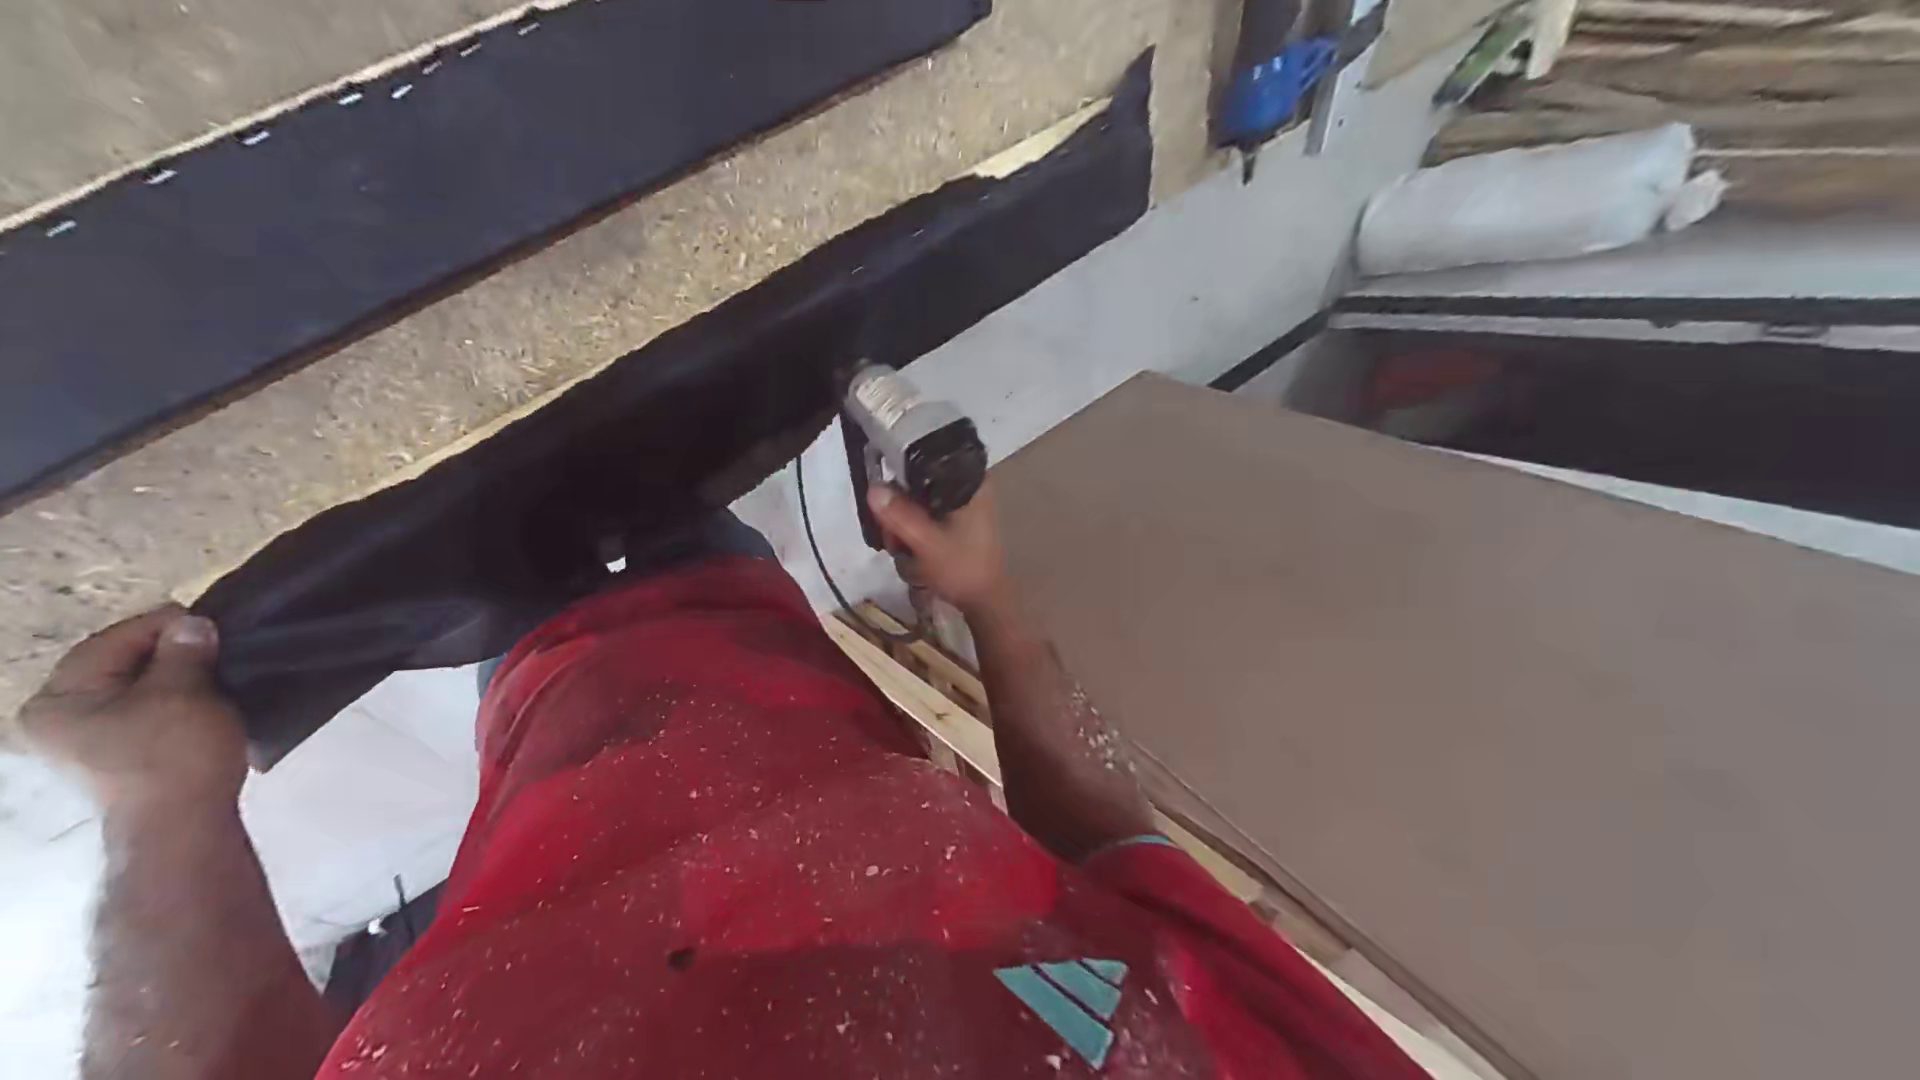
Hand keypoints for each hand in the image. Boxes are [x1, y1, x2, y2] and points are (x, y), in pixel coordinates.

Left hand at [18, 605, 246, 816]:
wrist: (179, 819)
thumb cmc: (174, 752)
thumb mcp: (184, 693)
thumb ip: (184, 653)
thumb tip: (191, 623)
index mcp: (56, 701)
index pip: (108, 644)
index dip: (160, 625)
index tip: (210, 617)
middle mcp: (53, 719)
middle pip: (113, 665)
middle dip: (166, 649)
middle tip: (218, 639)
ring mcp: (81, 740)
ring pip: (129, 687)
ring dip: (173, 672)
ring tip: (216, 665)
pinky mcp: (113, 753)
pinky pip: (139, 708)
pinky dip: (171, 694)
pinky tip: (202, 695)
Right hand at [867, 480, 1009, 611]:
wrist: (983, 602)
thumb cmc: (962, 569)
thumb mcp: (927, 543)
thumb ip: (900, 516)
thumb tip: (873, 488)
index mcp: (972, 480)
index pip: (926, 459)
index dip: (900, 478)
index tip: (886, 504)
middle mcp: (969, 484)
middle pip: (917, 483)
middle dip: (899, 511)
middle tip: (894, 537)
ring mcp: (963, 504)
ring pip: (917, 502)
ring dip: (904, 525)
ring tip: (902, 548)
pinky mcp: (957, 520)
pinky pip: (925, 515)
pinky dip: (914, 530)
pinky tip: (911, 550)